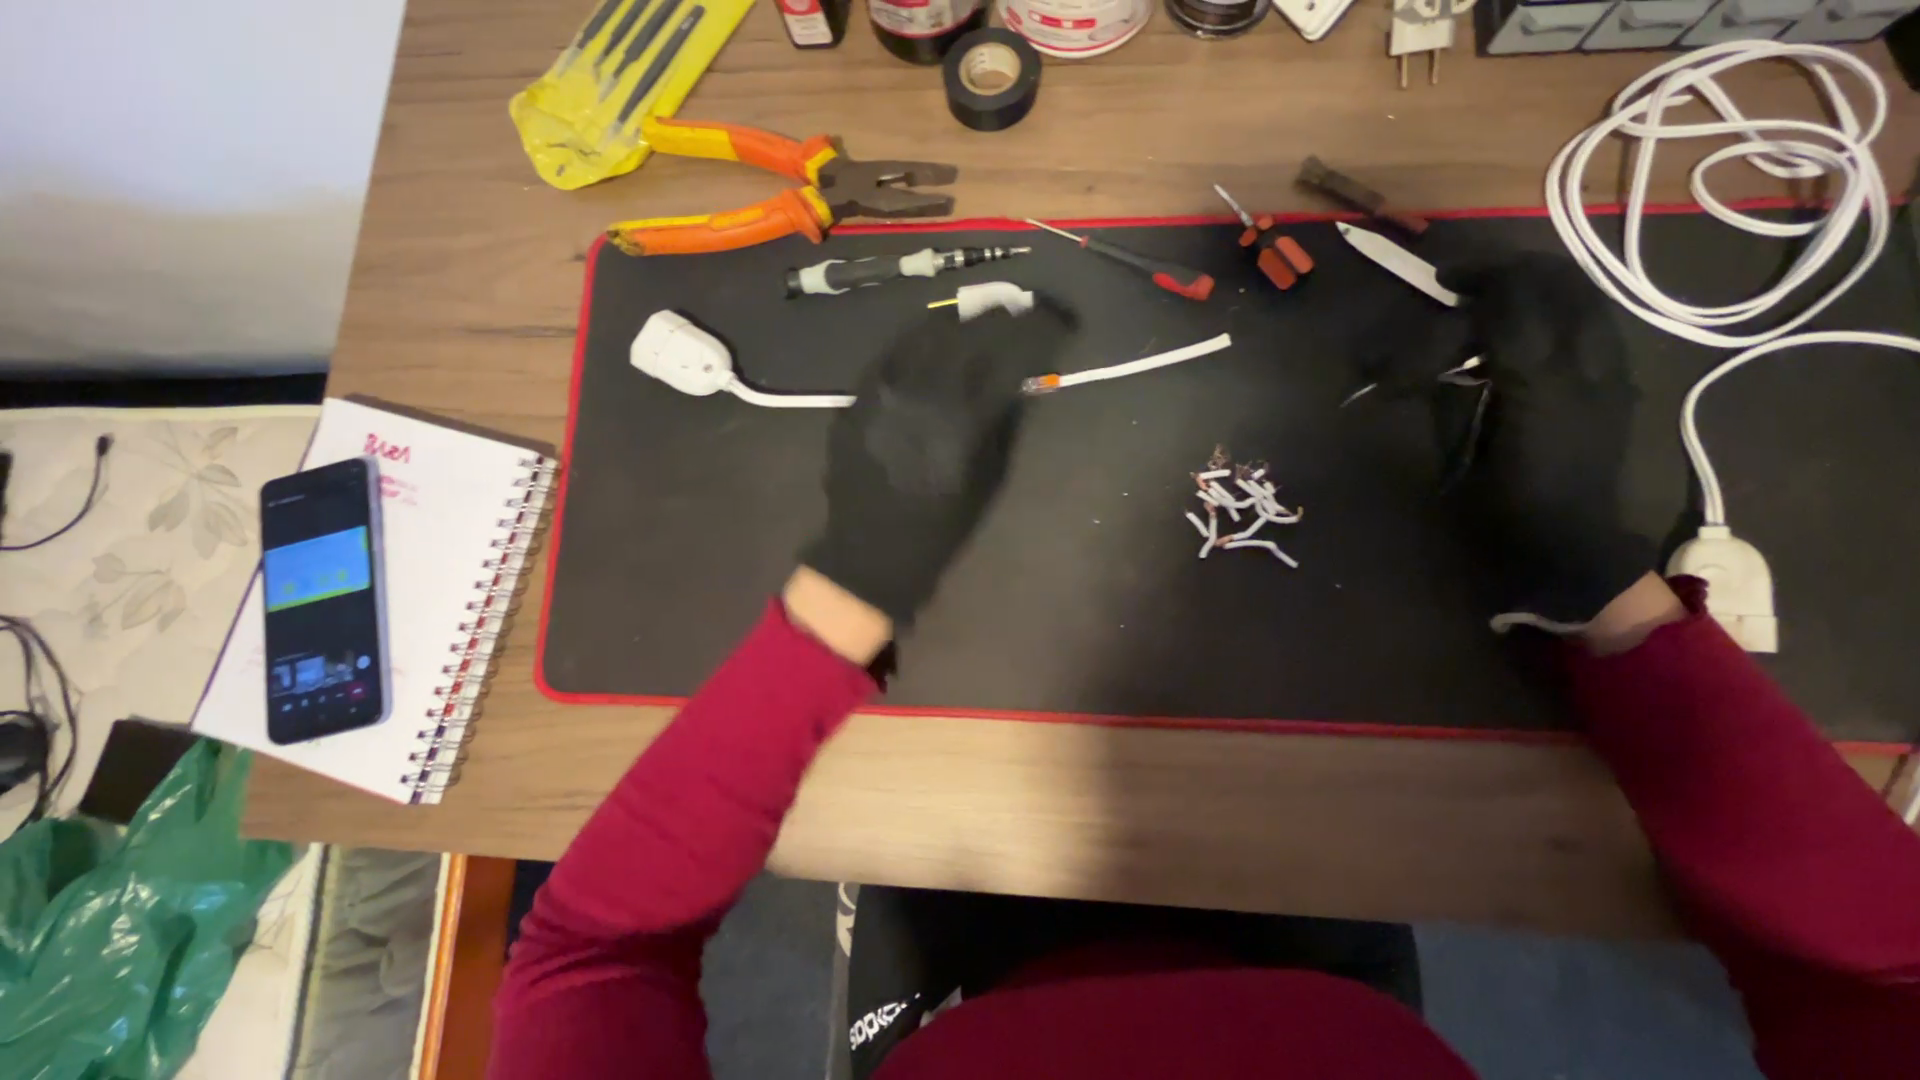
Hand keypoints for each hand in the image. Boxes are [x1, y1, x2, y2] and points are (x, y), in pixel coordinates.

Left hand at [800, 302, 1075, 629]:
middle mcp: (923, 394)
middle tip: (1021, 310)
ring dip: (960, 319)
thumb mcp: (989, 478)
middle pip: (970, 332)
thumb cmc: (941, 524)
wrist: (871, 549)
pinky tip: (933, 337)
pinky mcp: (857, 393)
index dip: (1040, 330)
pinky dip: (919, 337)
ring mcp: (884, 389)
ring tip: (979, 317)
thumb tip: (1021, 377)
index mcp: (963, 420)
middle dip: (1003, 316)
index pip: (1011, 355)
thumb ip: (1005, 421)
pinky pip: (892, 350)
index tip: (1058, 320)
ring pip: (927, 331)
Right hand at [1439, 254, 1654, 628]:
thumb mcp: (1456, 458)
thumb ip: (1447, 398)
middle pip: (1559, 286)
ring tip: (1496, 291)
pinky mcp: (1619, 386)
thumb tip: (1432, 358)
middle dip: (1510, 270)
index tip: (1440, 281)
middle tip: (1465, 278)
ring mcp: (1612, 375)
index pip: (1513, 305)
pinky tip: (1531, 324)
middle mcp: (1586, 369)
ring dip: (1539, 282)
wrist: (1571, 552)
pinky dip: (1562, 308)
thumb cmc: (1500, 514)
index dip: (1476, 282)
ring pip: (1586, 297)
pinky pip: (1596, 324)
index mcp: (1541, 388)